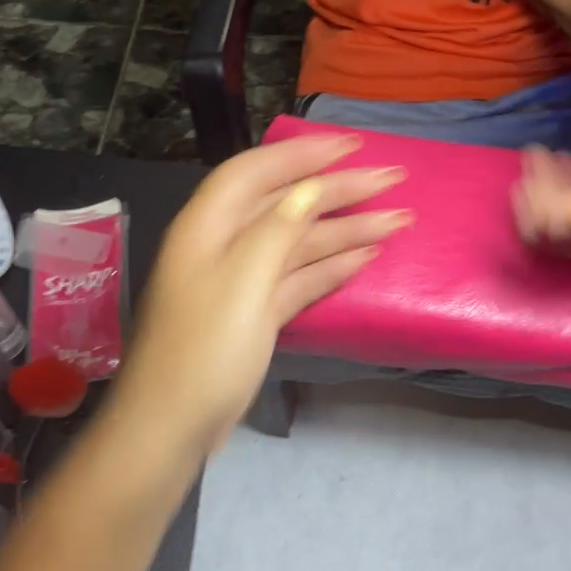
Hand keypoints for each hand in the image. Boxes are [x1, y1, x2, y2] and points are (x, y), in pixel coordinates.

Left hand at [108, 134, 408, 454]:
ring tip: (397, 221)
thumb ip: (276, 231)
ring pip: (297, 245)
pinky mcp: (254, 317)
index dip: (303, 155)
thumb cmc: (203, 351)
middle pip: (285, 206)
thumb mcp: (242, 283)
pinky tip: (365, 257)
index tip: (354, 146)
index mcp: (209, 227)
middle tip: (392, 180)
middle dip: (338, 191)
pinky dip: (330, 268)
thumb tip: (310, 189)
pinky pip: (297, 280)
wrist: (173, 424)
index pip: (257, 172)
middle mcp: (224, 247)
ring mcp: (241, 284)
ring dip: (344, 231)